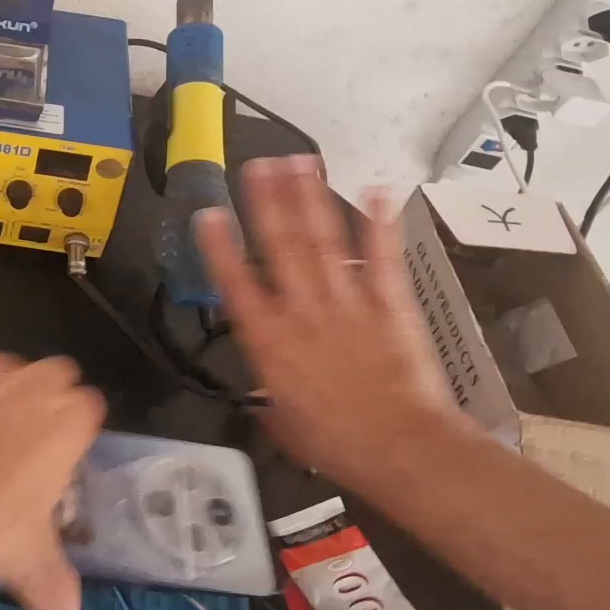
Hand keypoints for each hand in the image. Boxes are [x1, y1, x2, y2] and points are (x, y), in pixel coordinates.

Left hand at [0, 354, 103, 609]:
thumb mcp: (25, 562)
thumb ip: (54, 583)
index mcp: (67, 418)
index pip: (90, 407)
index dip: (75, 433)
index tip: (60, 460)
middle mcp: (29, 382)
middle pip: (51, 379)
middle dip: (43, 404)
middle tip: (25, 448)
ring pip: (2, 374)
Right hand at [196, 156, 467, 479]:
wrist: (400, 448)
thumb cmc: (333, 442)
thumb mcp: (284, 423)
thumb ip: (269, 399)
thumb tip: (264, 395)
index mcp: (268, 341)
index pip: (236, 284)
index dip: (220, 247)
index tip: (209, 214)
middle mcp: (302, 311)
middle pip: (280, 247)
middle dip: (268, 201)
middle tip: (260, 163)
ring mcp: (348, 303)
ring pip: (323, 242)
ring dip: (310, 199)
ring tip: (301, 161)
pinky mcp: (389, 305)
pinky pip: (381, 258)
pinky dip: (379, 224)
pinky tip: (375, 190)